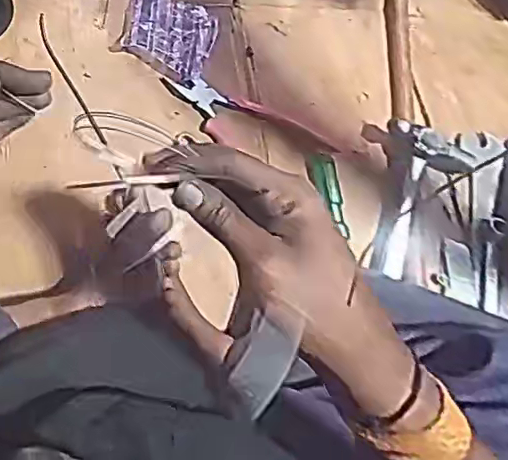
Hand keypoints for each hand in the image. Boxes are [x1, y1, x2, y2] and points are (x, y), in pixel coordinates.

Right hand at [145, 143, 415, 416]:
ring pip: (231, 179)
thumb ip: (225, 219)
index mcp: (288, 190)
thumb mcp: (264, 262)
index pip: (230, 161)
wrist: (357, 348)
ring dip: (197, 177)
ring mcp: (283, 205)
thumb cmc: (312, 306)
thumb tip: (183, 187)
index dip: (189, 160)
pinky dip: (210, 195)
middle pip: (230, 165)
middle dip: (189, 164)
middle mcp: (286, 188)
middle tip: (151, 168)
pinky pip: (237, 199)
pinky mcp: (278, 224)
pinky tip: (188, 194)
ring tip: (162, 177)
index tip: (154, 165)